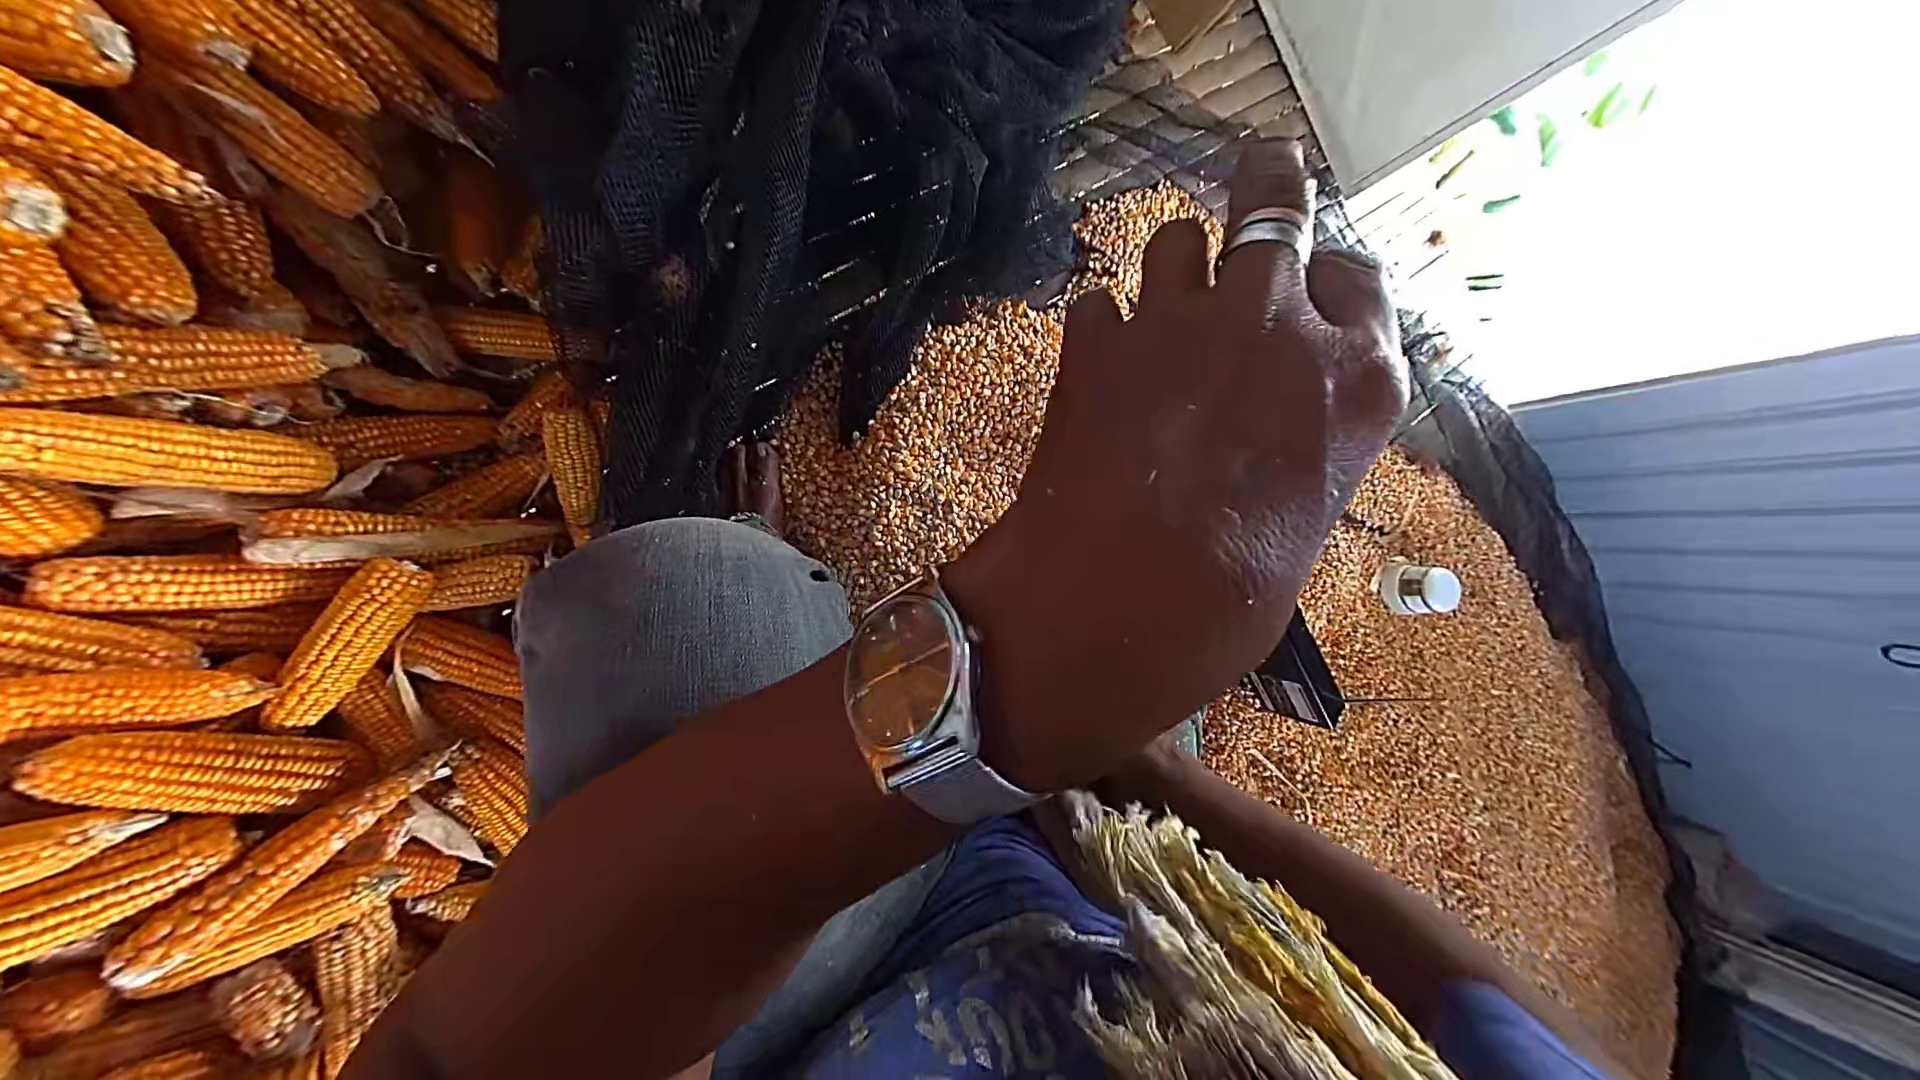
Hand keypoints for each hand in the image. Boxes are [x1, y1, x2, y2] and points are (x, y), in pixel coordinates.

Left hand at [945, 140, 1405, 791]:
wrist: (1128, 601)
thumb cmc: (1231, 595)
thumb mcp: (1299, 517)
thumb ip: (1294, 444)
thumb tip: (1267, 434)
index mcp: (1356, 380)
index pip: (1355, 277)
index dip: (1320, 277)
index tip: (1301, 286)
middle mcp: (1276, 328)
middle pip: (1276, 202)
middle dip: (1264, 185)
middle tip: (1254, 173)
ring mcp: (1181, 325)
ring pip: (1173, 241)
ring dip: (1168, 267)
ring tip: (1155, 307)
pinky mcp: (1097, 346)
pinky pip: (1095, 306)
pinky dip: (1097, 332)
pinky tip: (1093, 368)